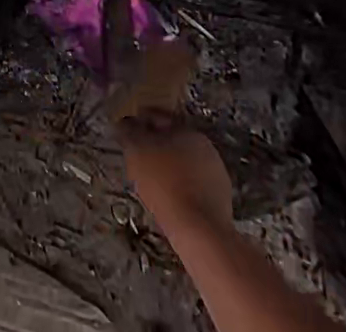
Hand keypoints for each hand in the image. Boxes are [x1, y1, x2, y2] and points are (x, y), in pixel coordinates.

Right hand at [116, 110, 232, 234]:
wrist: (199, 229)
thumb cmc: (165, 184)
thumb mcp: (137, 152)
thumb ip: (128, 132)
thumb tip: (125, 121)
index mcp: (186, 129)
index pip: (159, 117)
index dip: (140, 121)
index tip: (127, 130)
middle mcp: (204, 145)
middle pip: (173, 139)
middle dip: (155, 145)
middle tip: (136, 156)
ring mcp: (215, 171)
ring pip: (184, 162)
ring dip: (168, 167)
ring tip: (150, 181)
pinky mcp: (220, 197)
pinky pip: (193, 184)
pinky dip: (180, 186)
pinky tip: (168, 199)